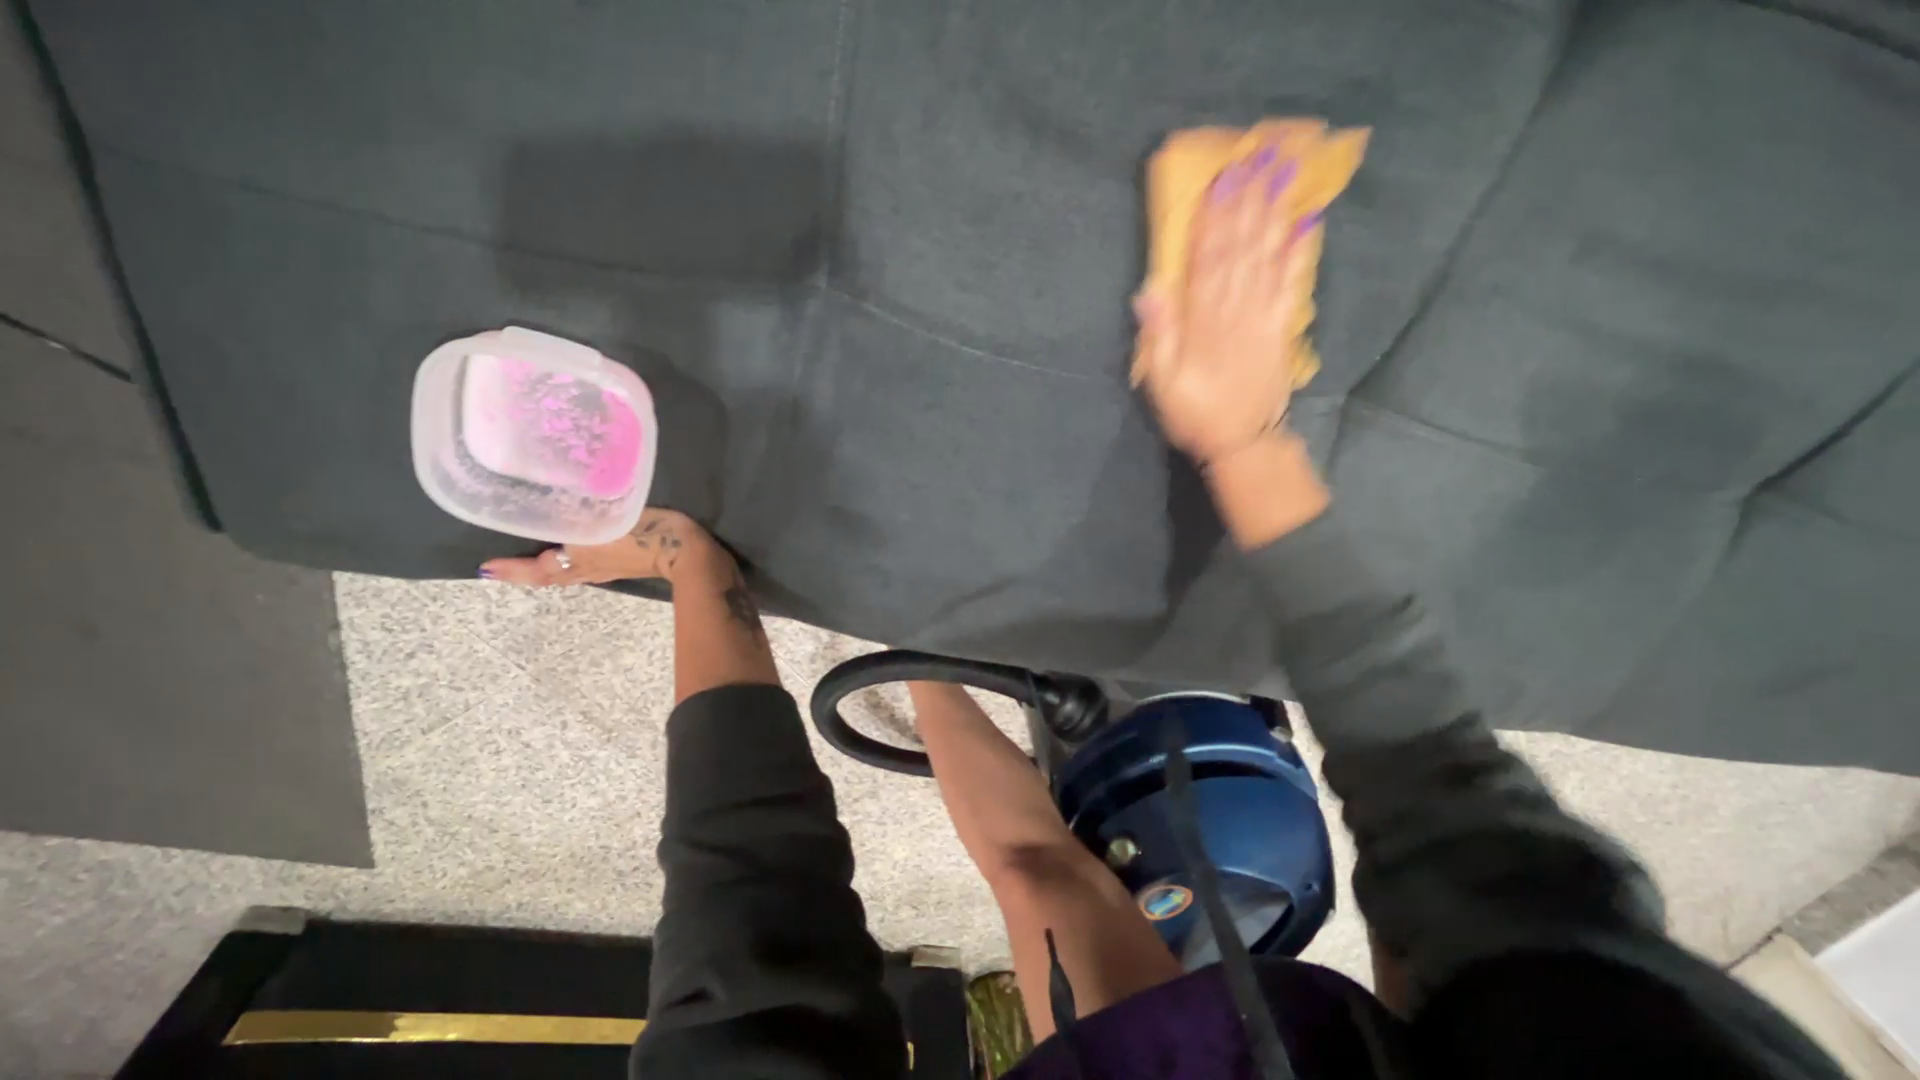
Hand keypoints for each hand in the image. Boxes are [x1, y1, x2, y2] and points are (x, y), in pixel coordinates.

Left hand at [479, 508, 728, 586]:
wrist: (683, 551)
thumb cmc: (642, 533)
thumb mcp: (603, 517)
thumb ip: (578, 508)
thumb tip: (549, 499)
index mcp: (577, 557)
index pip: (536, 568)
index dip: (511, 569)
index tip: (483, 569)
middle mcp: (587, 567)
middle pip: (549, 575)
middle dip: (524, 573)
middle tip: (500, 568)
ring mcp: (608, 569)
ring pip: (568, 573)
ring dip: (546, 571)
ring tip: (532, 560)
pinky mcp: (625, 564)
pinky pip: (585, 567)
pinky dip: (569, 564)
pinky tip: (575, 553)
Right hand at [1134, 151, 1319, 465]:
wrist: (1243, 443)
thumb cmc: (1194, 413)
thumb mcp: (1161, 383)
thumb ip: (1157, 336)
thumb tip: (1148, 288)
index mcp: (1203, 322)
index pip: (1207, 259)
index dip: (1214, 216)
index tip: (1221, 175)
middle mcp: (1236, 310)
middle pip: (1241, 246)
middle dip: (1249, 199)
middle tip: (1261, 153)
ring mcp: (1263, 316)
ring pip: (1267, 256)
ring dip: (1275, 212)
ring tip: (1285, 171)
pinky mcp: (1281, 326)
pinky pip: (1292, 283)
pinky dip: (1300, 252)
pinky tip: (1308, 221)